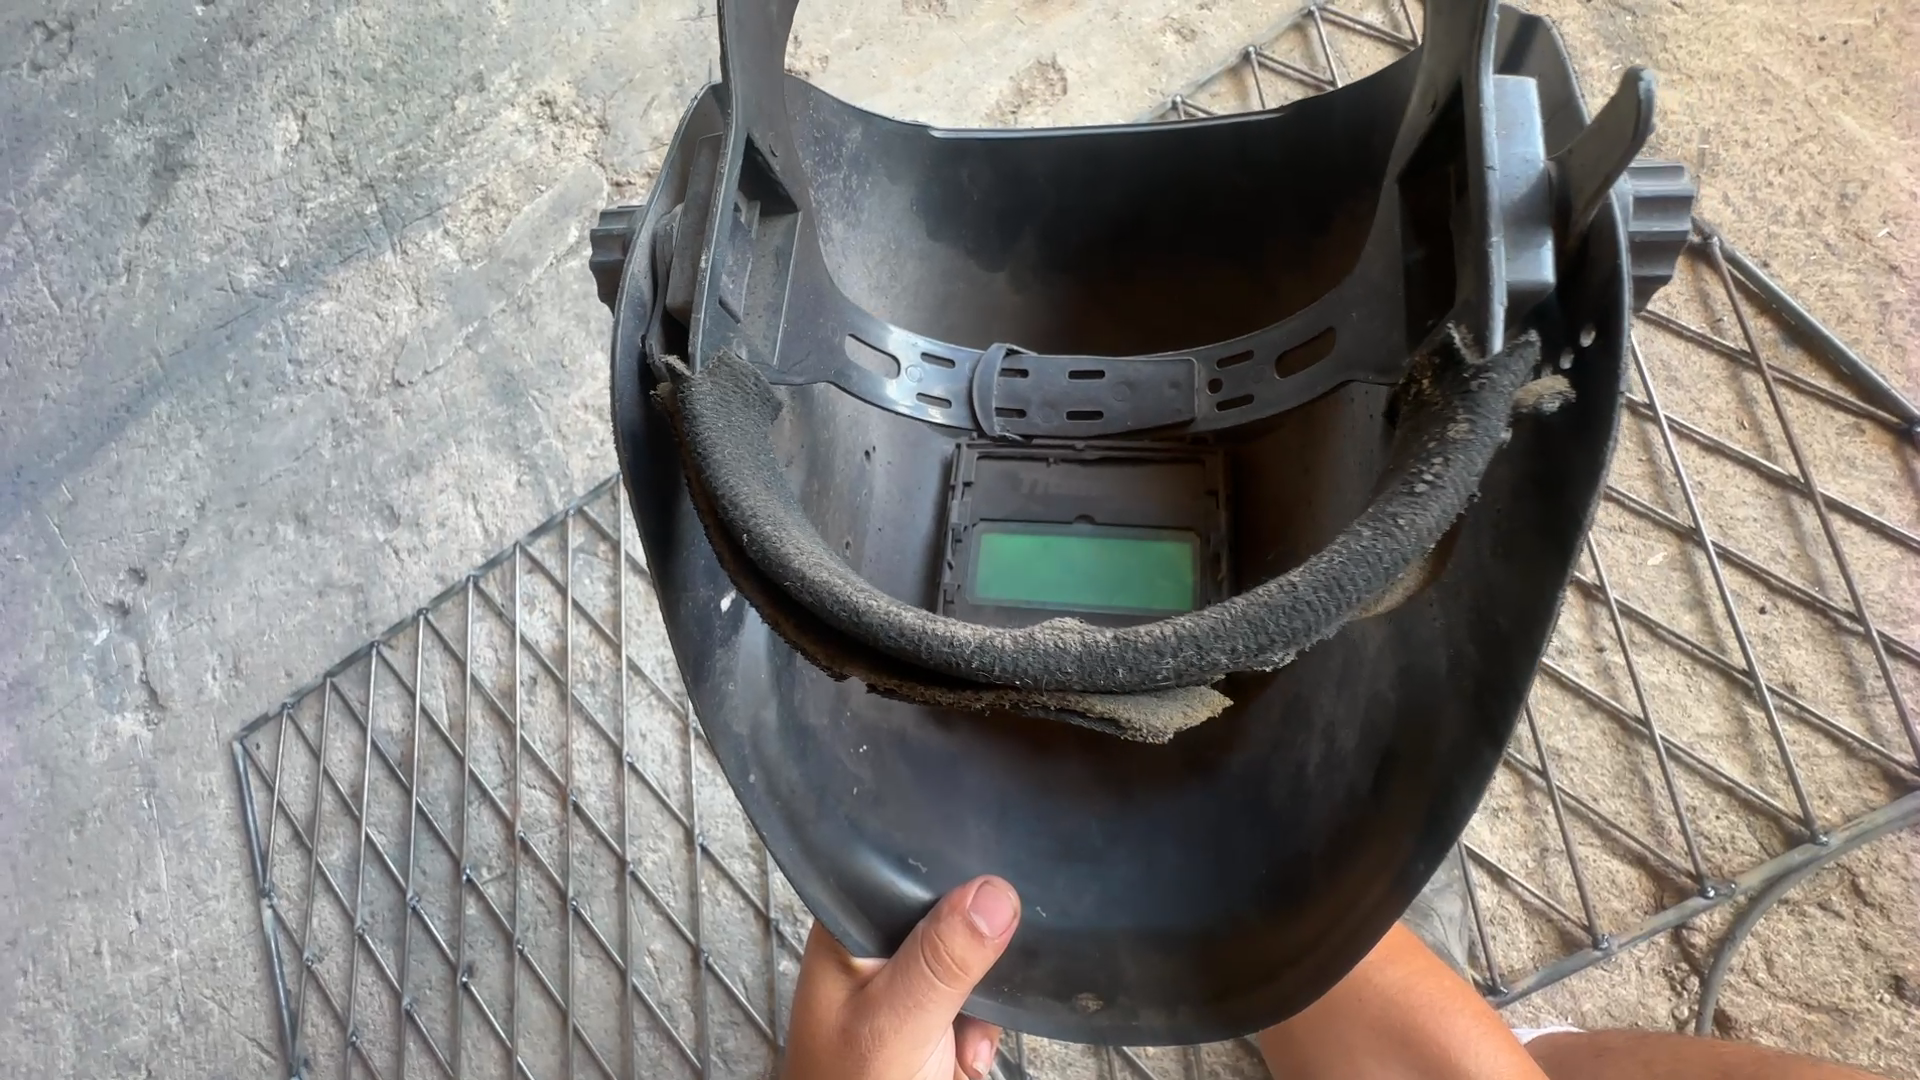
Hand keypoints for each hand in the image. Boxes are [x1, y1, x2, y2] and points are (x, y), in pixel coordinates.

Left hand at [782, 876, 1021, 1079]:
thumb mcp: (896, 1023)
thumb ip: (940, 959)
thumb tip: (997, 890)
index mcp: (847, 922)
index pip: (905, 864)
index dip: (954, 868)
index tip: (994, 889)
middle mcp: (872, 940)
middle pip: (946, 906)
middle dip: (973, 948)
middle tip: (979, 987)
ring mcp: (899, 977)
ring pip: (966, 952)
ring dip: (980, 998)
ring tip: (966, 1043)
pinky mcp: (923, 1010)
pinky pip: (970, 993)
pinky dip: (979, 1025)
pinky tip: (966, 1054)